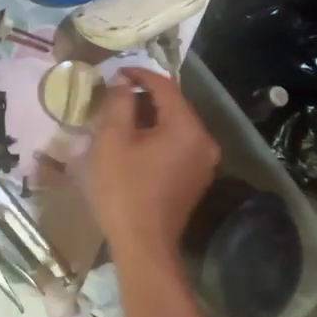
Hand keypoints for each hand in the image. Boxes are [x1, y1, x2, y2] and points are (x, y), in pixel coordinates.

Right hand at [87, 67, 221, 262]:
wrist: (143, 245)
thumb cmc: (124, 189)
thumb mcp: (112, 140)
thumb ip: (119, 103)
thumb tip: (123, 81)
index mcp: (187, 128)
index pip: (165, 87)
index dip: (140, 74)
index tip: (116, 71)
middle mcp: (204, 141)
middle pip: (174, 106)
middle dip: (145, 96)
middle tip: (115, 94)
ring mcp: (204, 162)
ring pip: (176, 126)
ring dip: (150, 117)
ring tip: (120, 116)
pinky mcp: (197, 178)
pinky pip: (178, 144)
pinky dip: (158, 136)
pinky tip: (135, 142)